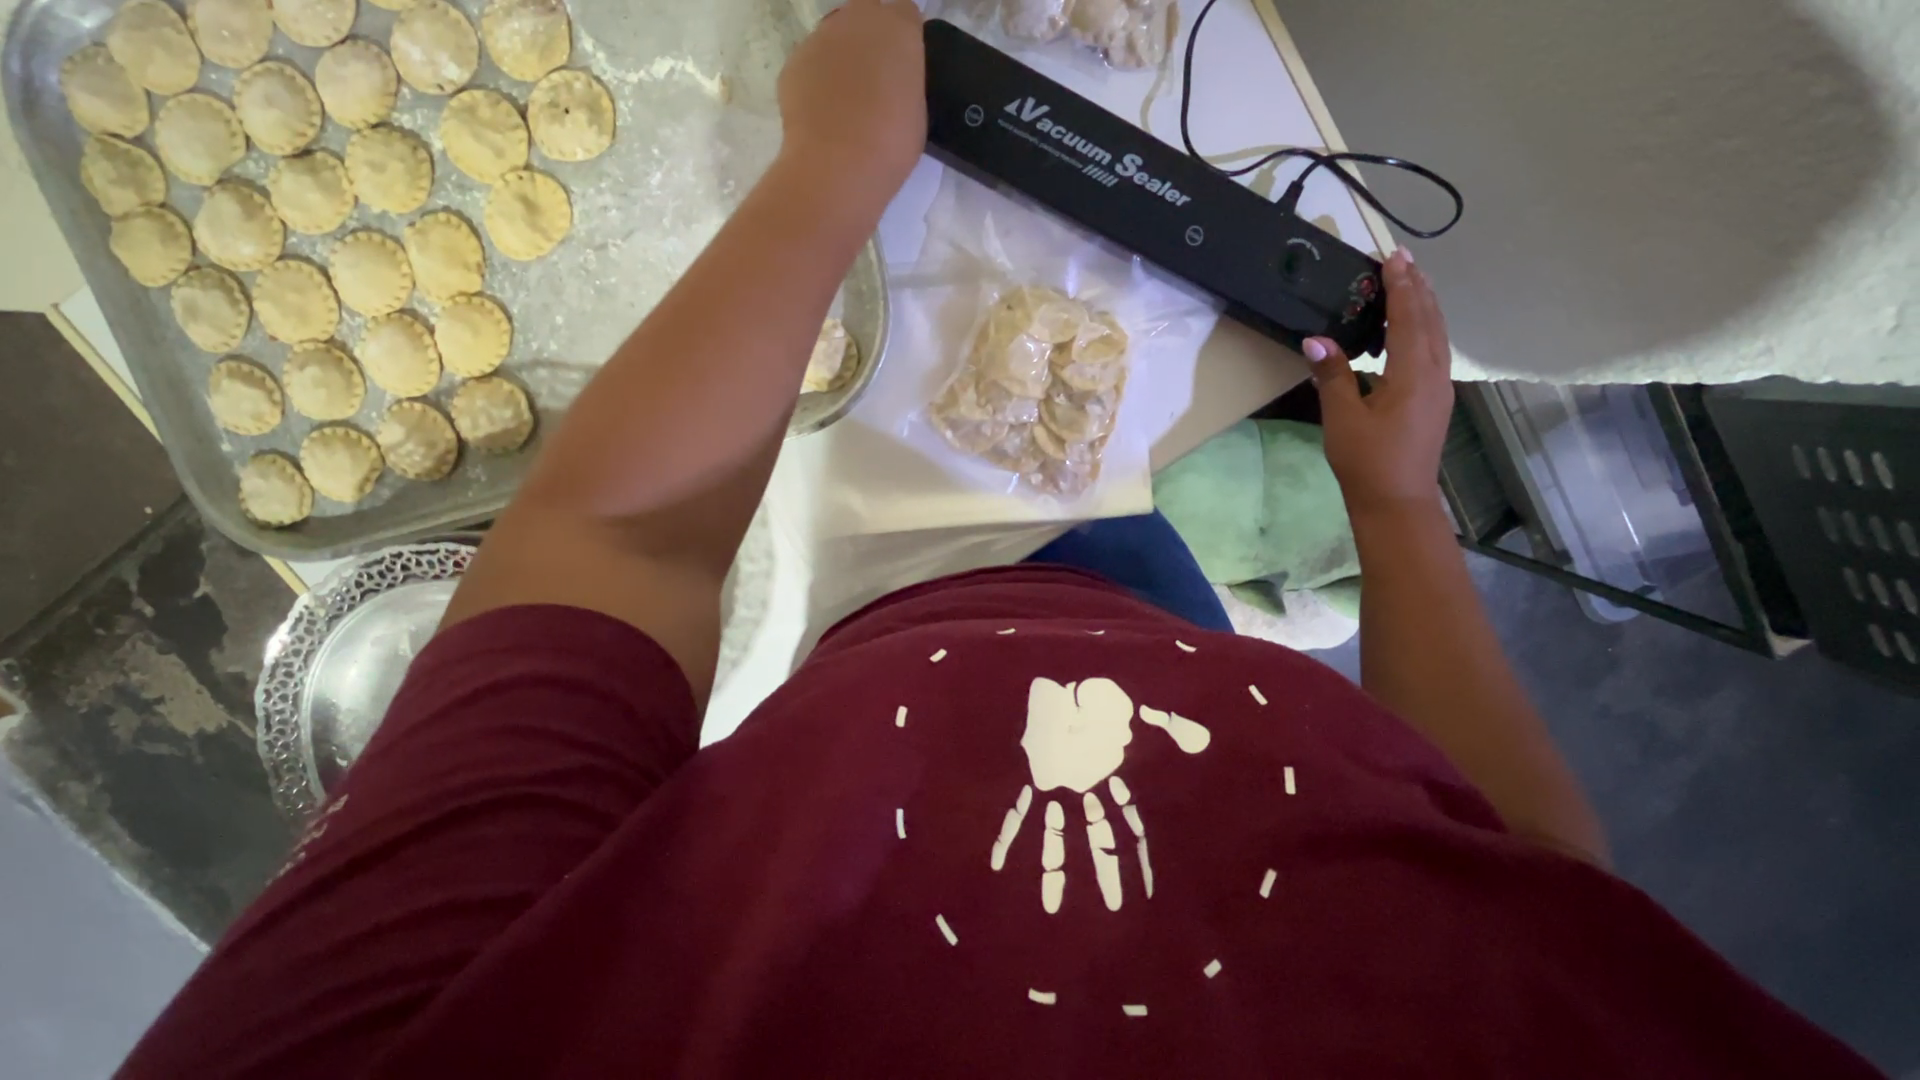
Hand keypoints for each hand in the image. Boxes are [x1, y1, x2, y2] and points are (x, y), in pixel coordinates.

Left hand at [778, 0, 927, 192]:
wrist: (838, 165)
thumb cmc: (891, 143)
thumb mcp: (916, 110)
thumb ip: (905, 81)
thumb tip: (891, 82)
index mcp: (897, 29)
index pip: (905, 12)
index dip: (905, 36)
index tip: (904, 63)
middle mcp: (857, 20)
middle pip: (865, 13)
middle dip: (870, 38)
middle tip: (874, 79)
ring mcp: (820, 37)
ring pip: (834, 37)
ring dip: (840, 58)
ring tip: (844, 101)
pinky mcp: (793, 61)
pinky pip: (809, 64)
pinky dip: (815, 81)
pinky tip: (821, 114)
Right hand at [1303, 249, 1455, 518]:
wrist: (1397, 502)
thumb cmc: (1367, 462)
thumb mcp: (1342, 419)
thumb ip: (1333, 376)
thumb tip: (1316, 340)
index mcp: (1413, 375)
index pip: (1409, 319)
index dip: (1401, 287)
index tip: (1394, 257)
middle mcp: (1435, 375)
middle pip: (1431, 321)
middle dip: (1418, 289)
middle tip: (1404, 260)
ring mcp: (1439, 389)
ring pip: (1437, 336)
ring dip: (1425, 307)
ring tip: (1412, 284)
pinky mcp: (1434, 401)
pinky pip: (1434, 352)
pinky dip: (1424, 329)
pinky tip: (1412, 330)